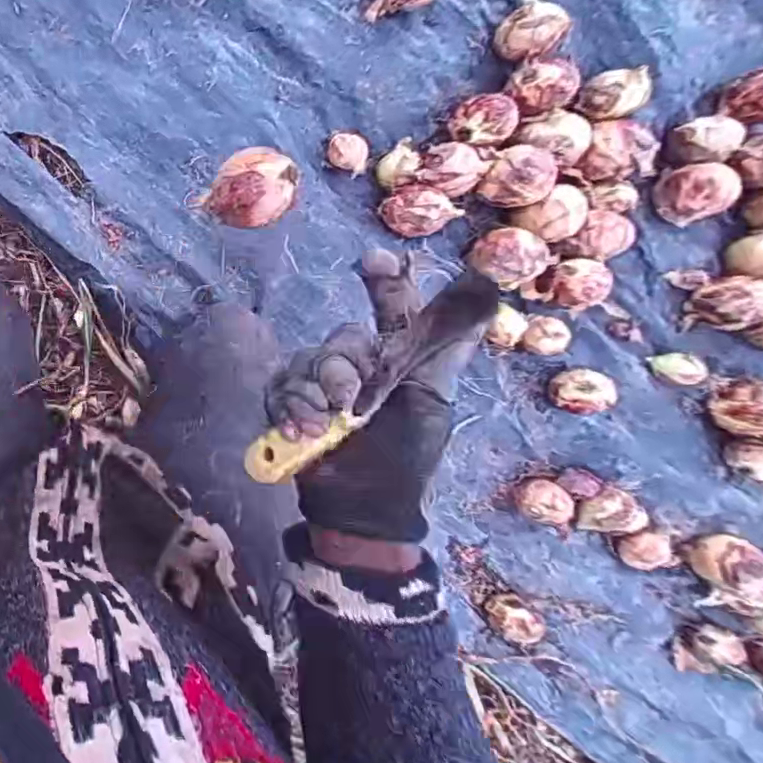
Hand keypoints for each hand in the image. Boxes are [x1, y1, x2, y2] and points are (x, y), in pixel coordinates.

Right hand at [264, 250, 483, 558]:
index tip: (373, 260)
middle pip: (338, 341)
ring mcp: (315, 383)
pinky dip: (287, 409)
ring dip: (311, 397)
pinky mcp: (285, 403)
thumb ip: (445, 347)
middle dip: (338, 370)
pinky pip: (277, 389)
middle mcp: (353, 363)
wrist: (362, 503)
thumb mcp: (433, 398)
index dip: (384, 281)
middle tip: (348, 405)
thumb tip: (484, 290)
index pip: (390, 308)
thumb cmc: (403, 454)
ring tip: (323, 428)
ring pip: (302, 364)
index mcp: (393, 357)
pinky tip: (300, 432)